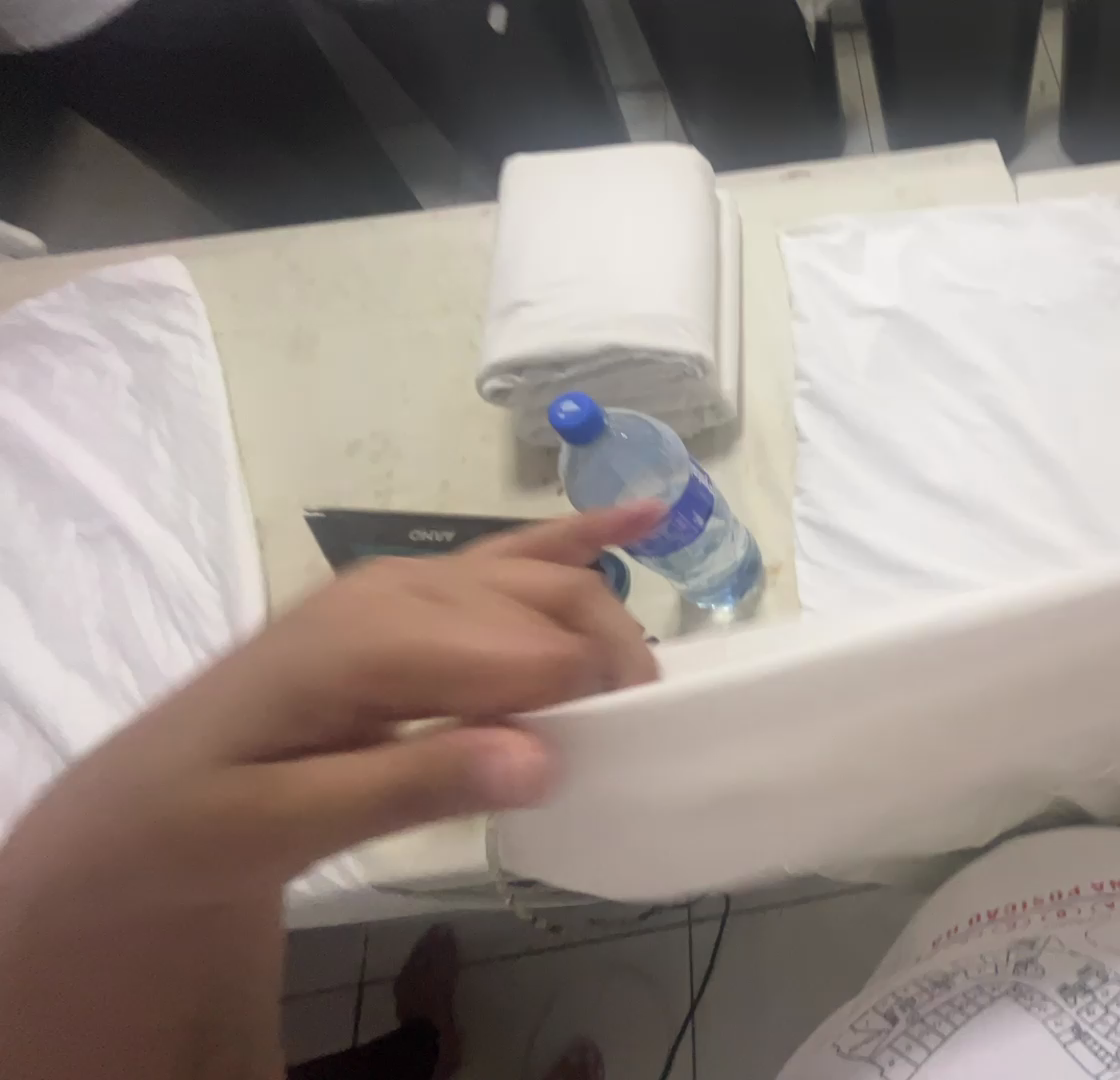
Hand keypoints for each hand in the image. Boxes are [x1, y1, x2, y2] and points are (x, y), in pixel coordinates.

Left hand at [0, 503, 665, 910]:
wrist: (149, 795)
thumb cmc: (205, 819)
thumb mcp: (280, 827)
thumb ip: (411, 786)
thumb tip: (546, 760)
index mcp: (371, 637)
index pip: (534, 654)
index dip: (591, 700)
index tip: (613, 753)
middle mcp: (406, 585)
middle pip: (559, 603)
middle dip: (615, 663)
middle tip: (633, 731)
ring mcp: (419, 575)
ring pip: (556, 579)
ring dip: (609, 626)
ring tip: (630, 687)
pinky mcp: (429, 581)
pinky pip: (525, 546)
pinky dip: (590, 531)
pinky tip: (648, 515)